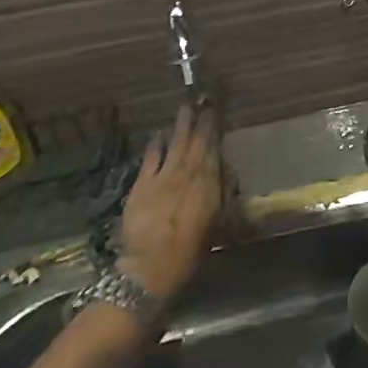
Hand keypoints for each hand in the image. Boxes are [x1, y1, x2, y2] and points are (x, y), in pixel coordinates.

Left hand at [118, 101, 222, 300]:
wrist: (151, 266)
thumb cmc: (188, 253)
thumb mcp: (215, 226)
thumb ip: (219, 197)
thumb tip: (225, 176)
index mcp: (208, 186)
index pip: (213, 152)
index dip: (214, 131)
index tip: (215, 113)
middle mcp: (188, 176)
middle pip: (195, 143)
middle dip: (199, 122)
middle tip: (202, 101)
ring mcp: (163, 178)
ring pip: (175, 145)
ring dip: (180, 126)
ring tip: (185, 108)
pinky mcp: (142, 185)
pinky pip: (150, 159)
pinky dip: (155, 145)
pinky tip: (158, 134)